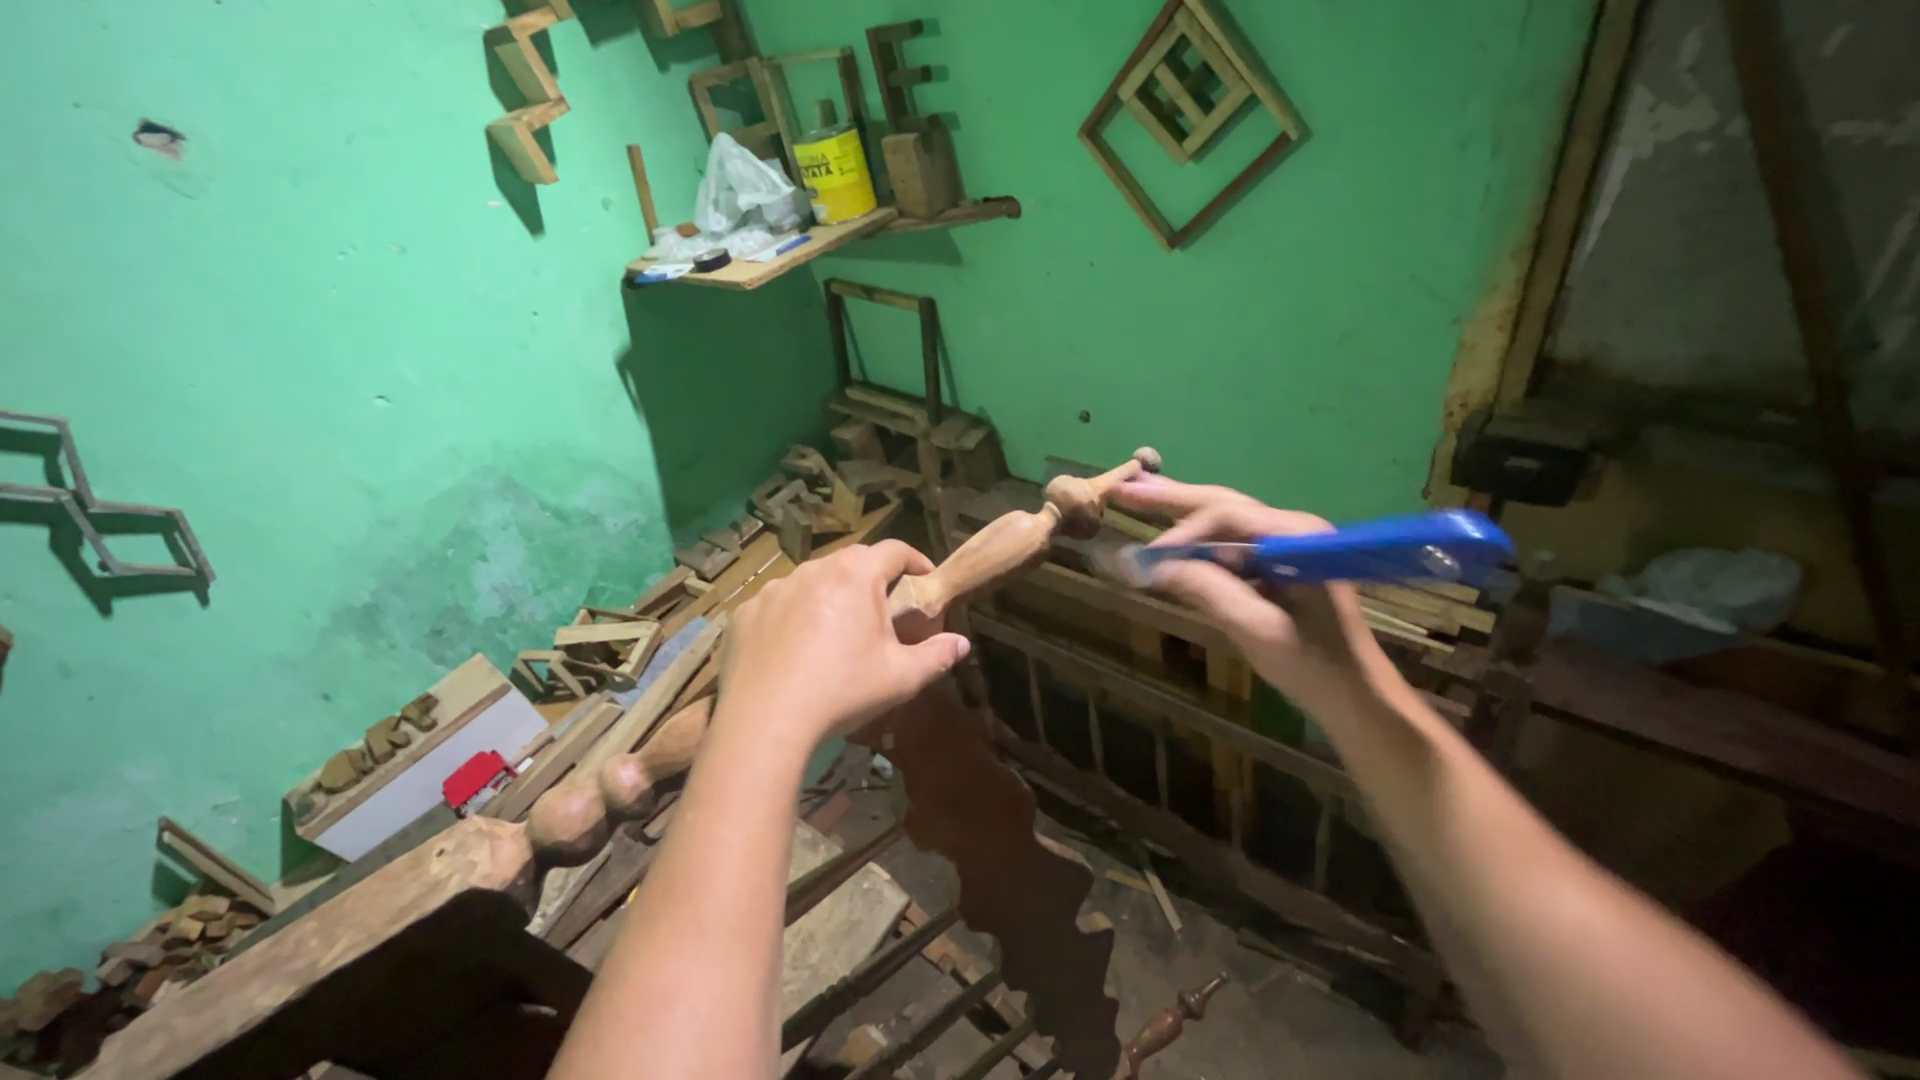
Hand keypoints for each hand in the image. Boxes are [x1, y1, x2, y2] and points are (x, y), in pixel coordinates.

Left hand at [719, 540, 971, 747]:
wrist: (764, 723)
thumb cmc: (842, 692)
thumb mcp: (901, 678)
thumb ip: (937, 655)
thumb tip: (961, 643)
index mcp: (855, 576)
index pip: (895, 550)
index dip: (916, 562)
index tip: (925, 581)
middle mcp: (813, 570)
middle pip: (852, 561)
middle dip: (873, 578)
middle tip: (884, 611)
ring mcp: (774, 589)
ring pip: (813, 580)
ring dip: (831, 595)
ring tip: (837, 632)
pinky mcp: (746, 612)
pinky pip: (779, 605)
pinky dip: (793, 617)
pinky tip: (795, 651)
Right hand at [1112, 476, 1388, 711]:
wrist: (1358, 699)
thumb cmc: (1313, 666)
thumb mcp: (1256, 628)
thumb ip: (1203, 588)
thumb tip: (1141, 563)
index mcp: (1295, 536)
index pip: (1225, 515)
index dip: (1179, 534)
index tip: (1143, 559)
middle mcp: (1291, 529)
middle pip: (1221, 505)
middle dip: (1171, 499)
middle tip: (1123, 487)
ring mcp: (1286, 547)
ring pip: (1223, 521)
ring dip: (1180, 513)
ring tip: (1136, 496)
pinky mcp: (1278, 568)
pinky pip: (1230, 546)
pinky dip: (1196, 542)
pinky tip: (1169, 539)